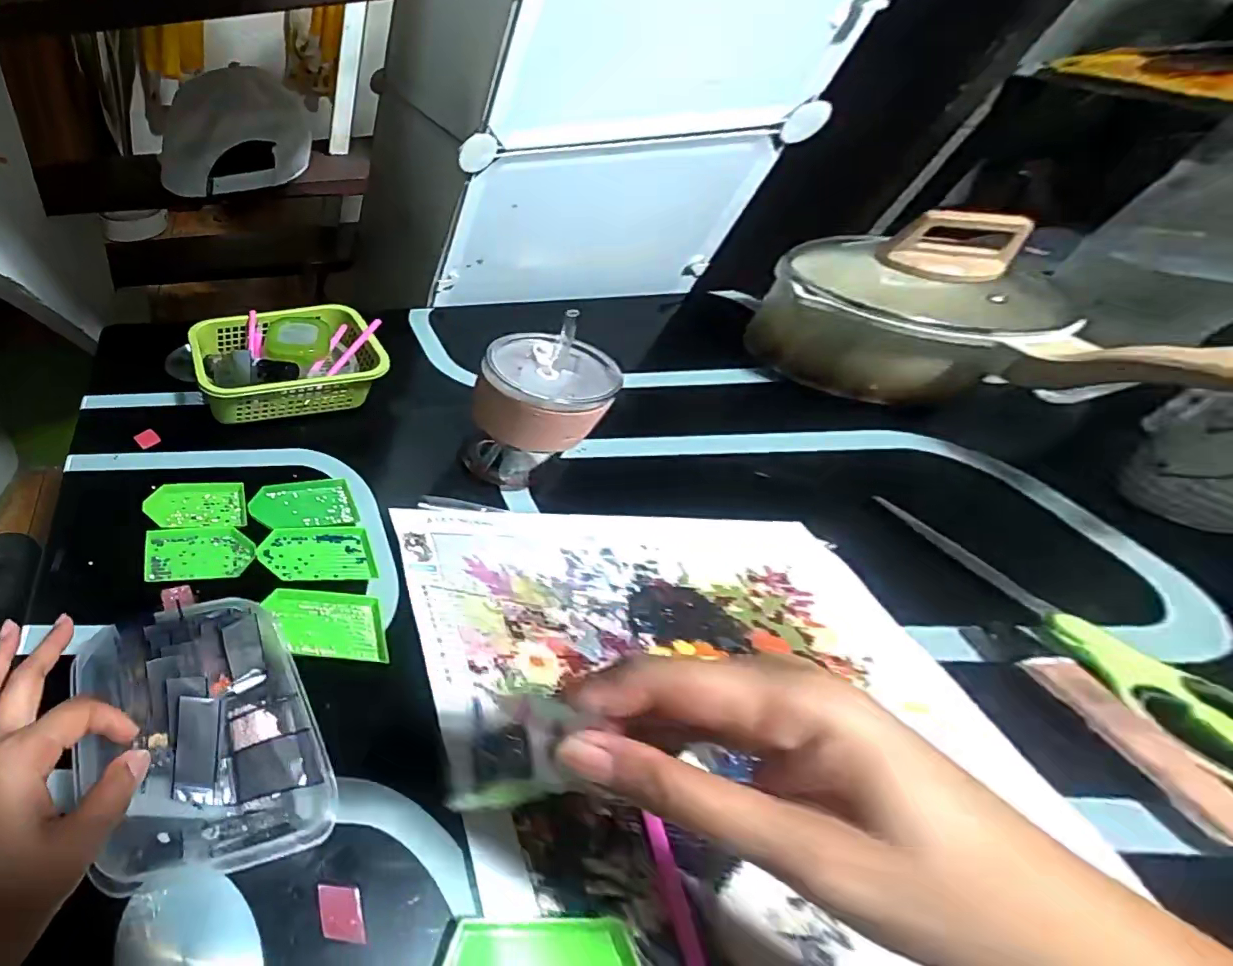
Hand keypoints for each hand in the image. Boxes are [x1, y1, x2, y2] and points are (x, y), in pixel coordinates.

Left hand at [0, 617, 150, 965]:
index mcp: (19, 759)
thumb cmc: (10, 901)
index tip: (132, 739)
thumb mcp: (71, 852)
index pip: (74, 716)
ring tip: (9, 628)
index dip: (108, 717)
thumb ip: (107, 797)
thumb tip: (137, 755)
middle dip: (47, 651)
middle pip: (21, 686)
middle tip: (67, 622)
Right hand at [557, 654, 1229, 965]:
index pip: (665, 677)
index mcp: (790, 693)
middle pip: (672, 680)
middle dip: (608, 708)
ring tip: (588, 756)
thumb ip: (679, 794)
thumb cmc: (940, 894)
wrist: (1074, 947)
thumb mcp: (800, 850)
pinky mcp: (803, 736)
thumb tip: (575, 751)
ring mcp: (797, 706)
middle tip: (556, 747)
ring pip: (689, 699)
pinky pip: (718, 725)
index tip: (541, 730)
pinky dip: (674, 742)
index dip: (596, 698)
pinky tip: (649, 765)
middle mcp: (786, 681)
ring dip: (636, 725)